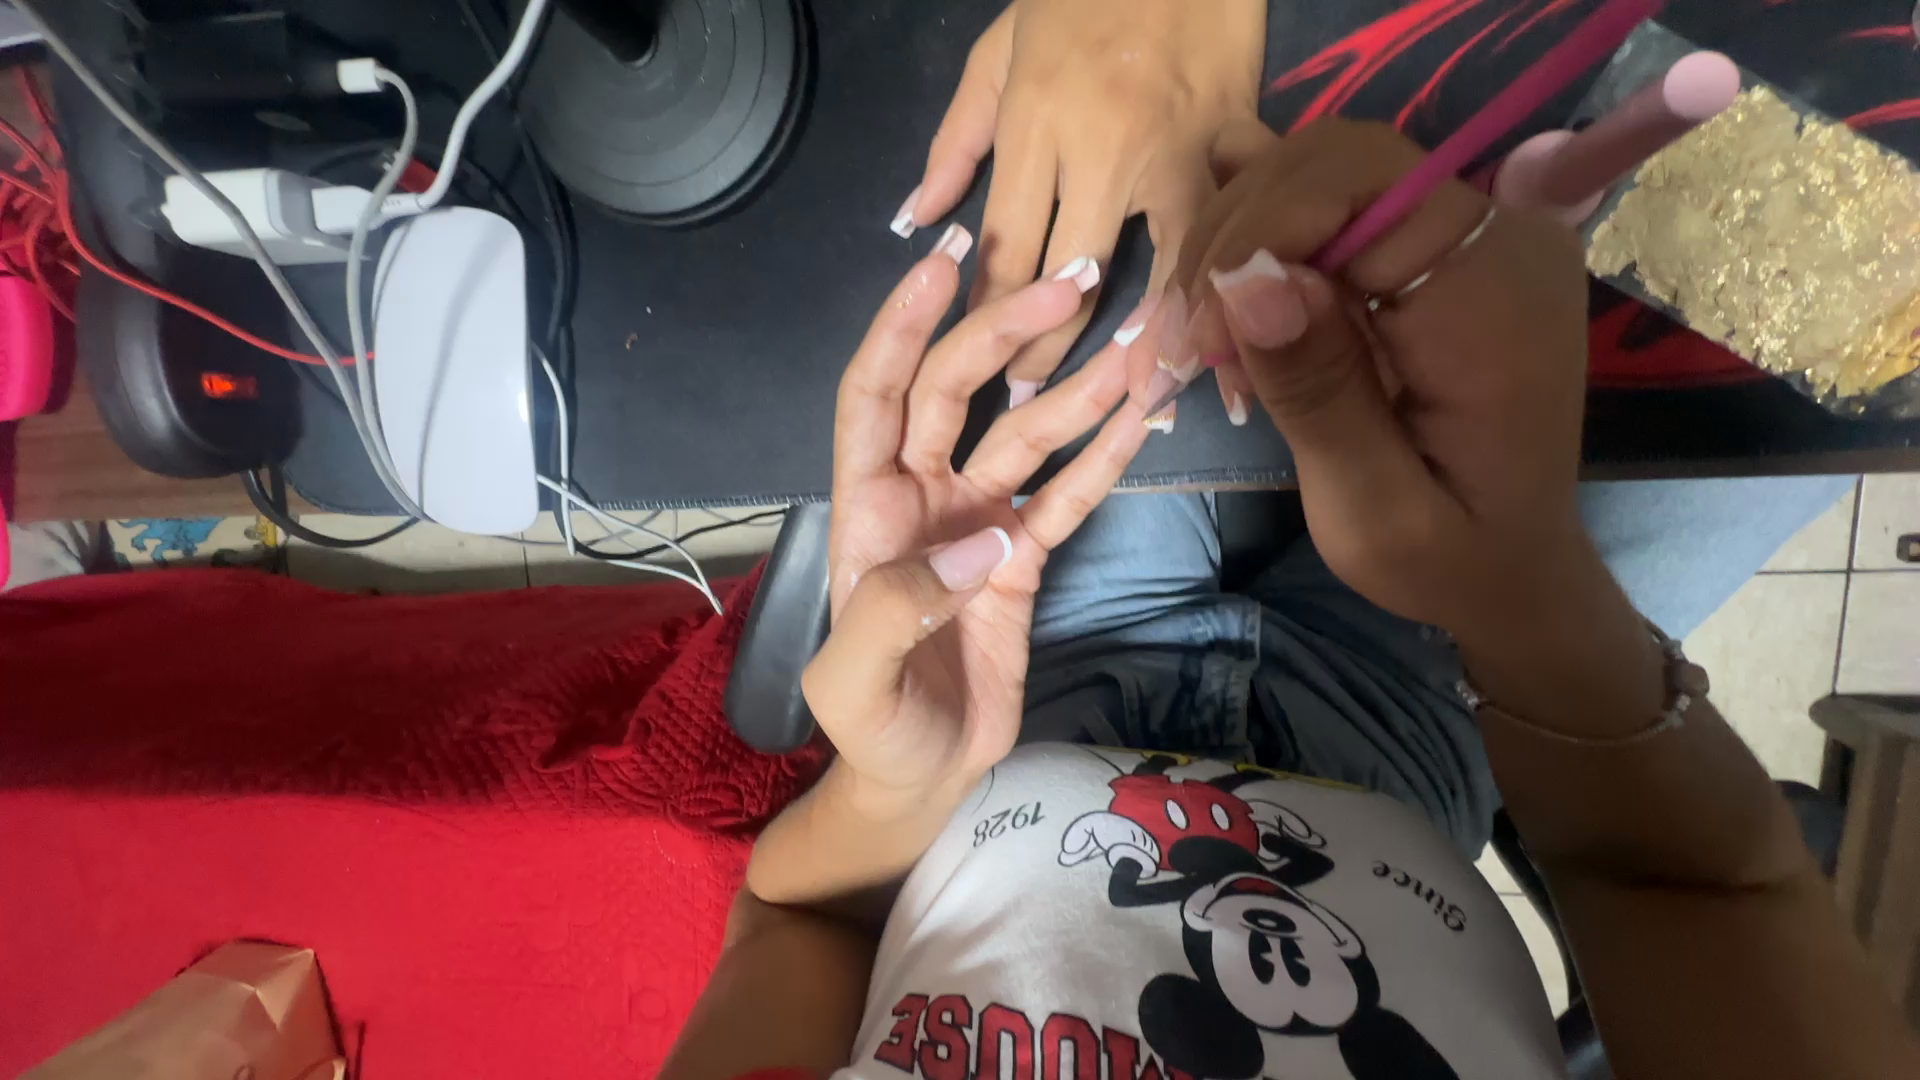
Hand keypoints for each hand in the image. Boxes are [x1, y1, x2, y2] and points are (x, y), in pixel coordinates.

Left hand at [803, 229, 1152, 808]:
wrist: (924, 771)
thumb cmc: (875, 726)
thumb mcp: (854, 682)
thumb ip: (895, 607)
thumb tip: (985, 541)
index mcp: (865, 509)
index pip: (874, 396)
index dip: (900, 329)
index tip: (944, 266)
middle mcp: (922, 496)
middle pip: (957, 393)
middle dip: (1006, 335)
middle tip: (1073, 285)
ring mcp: (979, 521)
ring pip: (1028, 435)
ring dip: (1079, 390)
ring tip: (1142, 342)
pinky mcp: (1026, 556)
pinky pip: (1067, 496)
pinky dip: (1103, 458)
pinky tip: (1143, 416)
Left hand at [897, 0, 1270, 410]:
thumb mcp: (997, 51)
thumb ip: (955, 140)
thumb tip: (921, 220)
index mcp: (1036, 121)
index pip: (1005, 246)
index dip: (990, 317)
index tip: (982, 368)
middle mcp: (1106, 147)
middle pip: (1073, 274)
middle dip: (1049, 349)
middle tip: (1034, 401)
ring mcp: (1182, 145)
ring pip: (1168, 264)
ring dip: (1153, 341)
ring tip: (1136, 399)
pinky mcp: (1242, 137)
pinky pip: (1247, 222)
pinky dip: (1244, 282)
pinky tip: (1233, 343)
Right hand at [1146, 119, 1611, 642]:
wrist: (1509, 564)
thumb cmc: (1443, 555)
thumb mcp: (1372, 507)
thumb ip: (1320, 392)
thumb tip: (1246, 281)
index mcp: (1489, 298)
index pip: (1358, 178)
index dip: (1255, 232)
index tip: (1198, 335)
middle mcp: (1492, 237)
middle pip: (1327, 162)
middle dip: (1230, 242)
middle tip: (1184, 349)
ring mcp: (1462, 237)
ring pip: (1313, 178)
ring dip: (1232, 252)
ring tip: (1201, 347)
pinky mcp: (1429, 254)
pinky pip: (1327, 213)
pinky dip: (1259, 255)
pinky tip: (1231, 319)